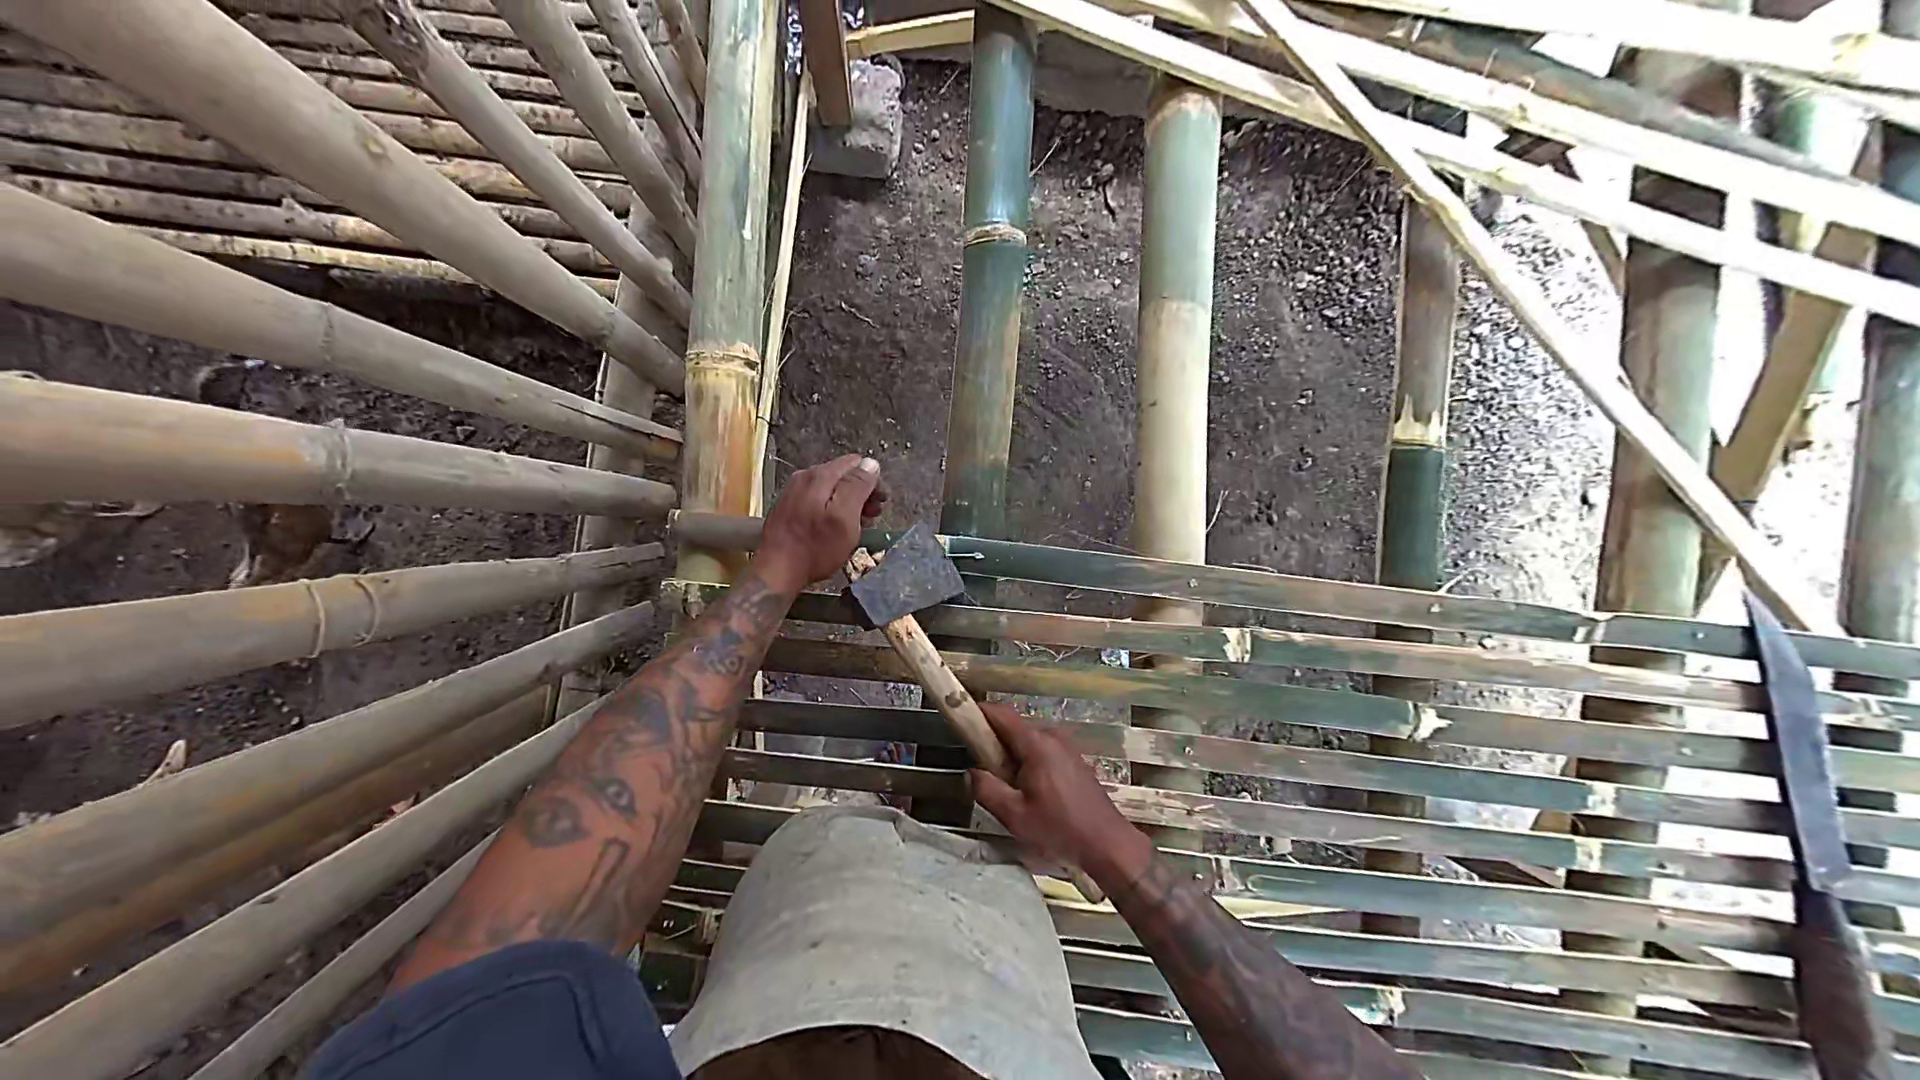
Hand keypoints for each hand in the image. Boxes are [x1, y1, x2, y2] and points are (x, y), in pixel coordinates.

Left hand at [755, 454, 886, 590]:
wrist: (776, 571)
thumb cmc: (815, 548)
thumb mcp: (844, 517)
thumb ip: (857, 487)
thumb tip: (871, 464)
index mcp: (820, 476)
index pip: (857, 463)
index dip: (873, 482)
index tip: (879, 504)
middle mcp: (805, 477)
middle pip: (843, 475)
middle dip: (861, 493)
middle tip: (871, 517)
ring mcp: (794, 492)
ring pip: (831, 488)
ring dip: (848, 503)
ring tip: (856, 526)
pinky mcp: (789, 507)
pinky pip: (818, 500)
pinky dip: (832, 510)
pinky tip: (835, 528)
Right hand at [970, 703, 1152, 890]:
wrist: (1108, 844)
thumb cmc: (1059, 829)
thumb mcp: (1014, 815)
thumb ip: (986, 789)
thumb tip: (972, 771)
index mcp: (1036, 743)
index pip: (1001, 714)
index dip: (978, 711)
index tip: (960, 717)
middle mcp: (1052, 737)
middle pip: (1013, 727)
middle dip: (993, 742)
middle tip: (983, 771)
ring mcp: (1066, 747)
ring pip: (1027, 741)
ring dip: (1011, 755)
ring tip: (1007, 787)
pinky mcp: (1073, 760)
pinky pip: (1042, 751)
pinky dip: (1028, 761)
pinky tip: (1028, 791)